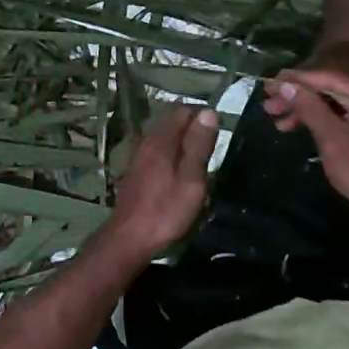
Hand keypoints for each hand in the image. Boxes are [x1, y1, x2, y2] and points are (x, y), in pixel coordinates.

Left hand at [101, 105, 219, 254]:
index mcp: (160, 139)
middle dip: (193, 126)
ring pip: (164, 136)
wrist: (129, 238)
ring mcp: (138, 156)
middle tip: (213, 147)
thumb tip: (208, 112)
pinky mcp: (136, 170)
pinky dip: (171, 153)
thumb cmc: (165, 210)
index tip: (219, 132)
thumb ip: (198, 145)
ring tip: (201, 159)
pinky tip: (180, 171)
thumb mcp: (191, 179)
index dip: (203, 115)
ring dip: (182, 141)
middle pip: (171, 121)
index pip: (182, 110)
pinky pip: (157, 150)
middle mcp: (146, 141)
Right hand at [263, 69, 348, 221]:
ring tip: (278, 121)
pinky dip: (321, 120)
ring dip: (305, 110)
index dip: (296, 79)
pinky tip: (299, 128)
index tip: (269, 83)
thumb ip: (309, 108)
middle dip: (298, 97)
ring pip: (334, 104)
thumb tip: (286, 84)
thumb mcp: (332, 139)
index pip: (327, 78)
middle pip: (330, 90)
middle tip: (268, 105)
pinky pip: (343, 116)